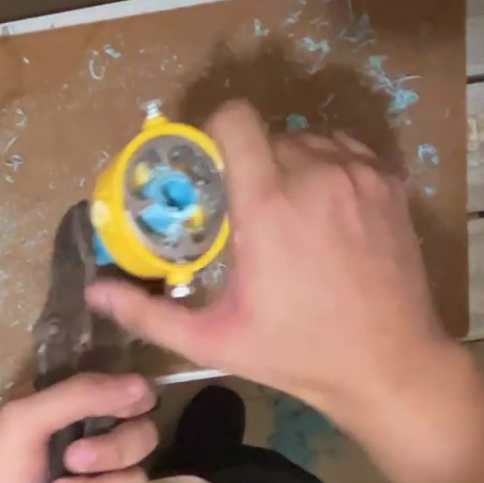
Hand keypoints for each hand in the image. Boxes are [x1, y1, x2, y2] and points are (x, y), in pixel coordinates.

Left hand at [0, 373, 157, 482]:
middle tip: (72, 461)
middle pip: (142, 437)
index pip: (127, 392)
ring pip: (136, 482)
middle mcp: (85, 436)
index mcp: (67, 403)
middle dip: (112, 454)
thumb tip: (143, 385)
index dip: (133, 405)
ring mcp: (92, 480)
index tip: (124, 416)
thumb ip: (81, 395)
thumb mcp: (24, 420)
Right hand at [85, 100, 466, 435]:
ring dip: (285, 166)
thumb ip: (146, 313)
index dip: (211, 135)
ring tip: (281, 216)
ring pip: (306, 140)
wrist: (387, 363)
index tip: (203, 171)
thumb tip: (94, 291)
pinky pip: (343, 151)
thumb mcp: (211, 341)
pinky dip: (323, 170)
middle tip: (237, 213)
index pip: (234, 120)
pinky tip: (318, 214)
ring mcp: (359, 173)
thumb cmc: (293, 354)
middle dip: (245, 165)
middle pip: (266, 134)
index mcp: (268, 204)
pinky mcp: (389, 182)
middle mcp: (315, 172)